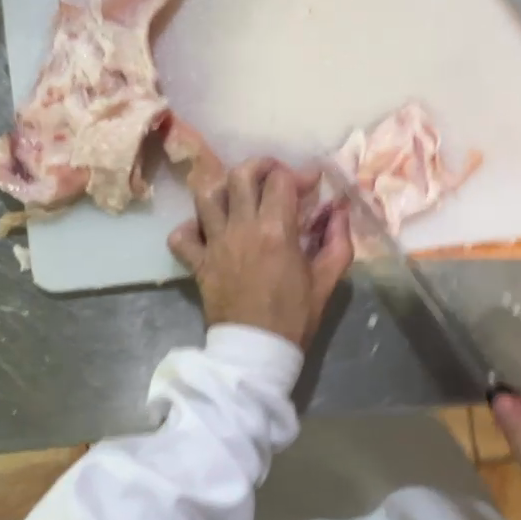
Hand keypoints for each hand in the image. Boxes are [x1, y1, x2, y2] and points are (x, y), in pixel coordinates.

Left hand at [168, 158, 352, 347]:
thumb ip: (338, 241)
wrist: (256, 353)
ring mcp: (215, 244)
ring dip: (223, 188)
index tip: (310, 185)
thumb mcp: (327, 280)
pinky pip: (181, 236)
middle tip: (274, 176)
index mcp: (276, 230)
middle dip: (260, 166)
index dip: (298, 175)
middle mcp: (241, 228)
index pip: (281, 180)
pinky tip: (208, 231)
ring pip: (206, 195)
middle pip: (240, 175)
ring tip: (239, 196)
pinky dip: (191, 228)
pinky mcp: (197, 264)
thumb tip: (339, 210)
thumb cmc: (294, 317)